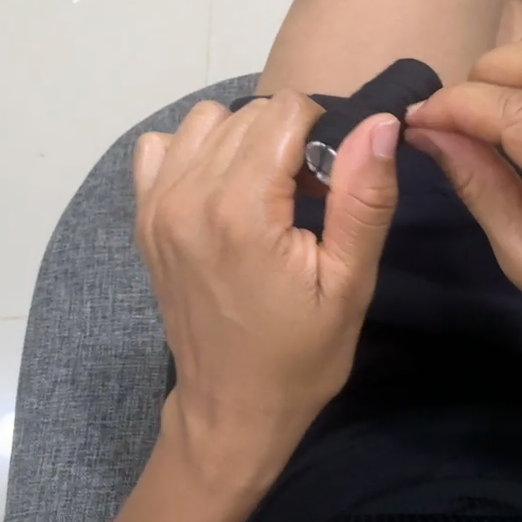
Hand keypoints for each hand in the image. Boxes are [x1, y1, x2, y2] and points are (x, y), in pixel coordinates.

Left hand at [133, 92, 400, 477]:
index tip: (327, 185)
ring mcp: (156, 204)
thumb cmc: (300, 355)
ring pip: (207, 121)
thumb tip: (380, 123)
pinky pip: (162, 145)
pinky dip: (195, 153)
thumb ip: (364, 198)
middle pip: (248, 114)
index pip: (284, 109)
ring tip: (264, 192)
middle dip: (287, 139)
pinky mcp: (142, 217)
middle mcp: (188, 195)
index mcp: (242, 210)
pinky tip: (218, 191)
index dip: (320, 134)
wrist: (228, 412)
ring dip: (244, 141)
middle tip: (304, 198)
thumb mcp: (350, 284)